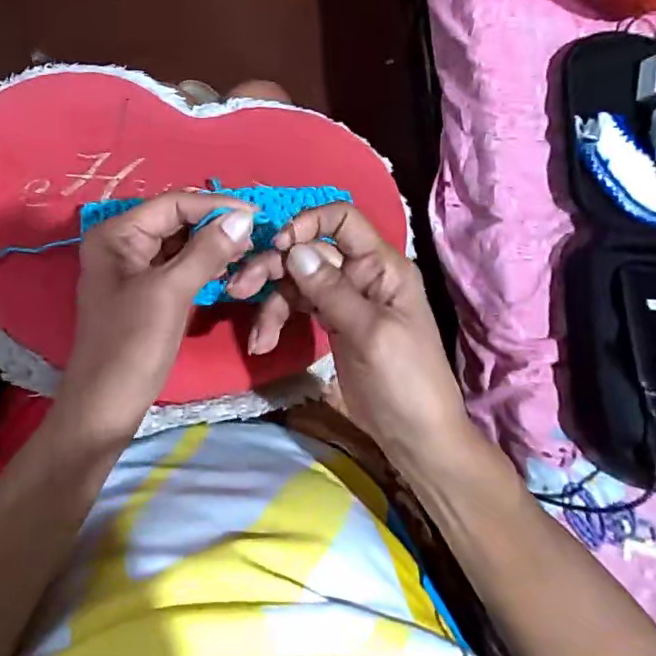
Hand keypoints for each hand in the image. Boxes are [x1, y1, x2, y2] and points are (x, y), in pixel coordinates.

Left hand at [60, 190, 258, 436]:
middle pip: (176, 220)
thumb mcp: (171, 292)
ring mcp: (132, 268)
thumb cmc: (132, 345)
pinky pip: (178, 267)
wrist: (105, 407)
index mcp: (116, 234)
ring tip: (248, 249)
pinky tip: (229, 268)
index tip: (257, 214)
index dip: (215, 206)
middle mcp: (121, 243)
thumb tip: (242, 217)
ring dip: (212, 245)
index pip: (173, 203)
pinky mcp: (145, 291)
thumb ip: (207, 251)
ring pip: (180, 244)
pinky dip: (203, 265)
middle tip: (257, 234)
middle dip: (215, 225)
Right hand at [231, 203, 472, 462]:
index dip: (308, 223)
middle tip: (239, 288)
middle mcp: (361, 273)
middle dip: (273, 267)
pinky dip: (277, 320)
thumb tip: (294, 249)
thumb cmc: (406, 380)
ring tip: (257, 337)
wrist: (416, 436)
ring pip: (296, 280)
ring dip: (270, 301)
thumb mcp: (370, 333)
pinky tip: (262, 343)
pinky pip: (297, 306)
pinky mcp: (330, 322)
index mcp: (382, 266)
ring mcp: (344, 298)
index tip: (279, 245)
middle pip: (309, 252)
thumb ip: (331, 290)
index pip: (343, 219)